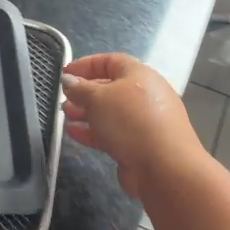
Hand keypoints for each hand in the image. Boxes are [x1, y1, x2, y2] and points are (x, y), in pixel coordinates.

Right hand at [62, 53, 206, 199]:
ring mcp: (144, 122)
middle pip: (110, 87)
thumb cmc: (131, 121)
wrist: (165, 168)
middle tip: (64, 98)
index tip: (65, 73)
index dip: (86, 64)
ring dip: (87, 112)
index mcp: (140, 75)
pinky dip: (94, 131)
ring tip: (66, 115)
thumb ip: (80, 88)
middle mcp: (145, 95)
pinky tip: (74, 133)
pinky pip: (113, 132)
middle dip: (85, 92)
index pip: (110, 61)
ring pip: (111, 112)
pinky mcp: (140, 144)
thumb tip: (69, 80)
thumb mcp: (98, 98)